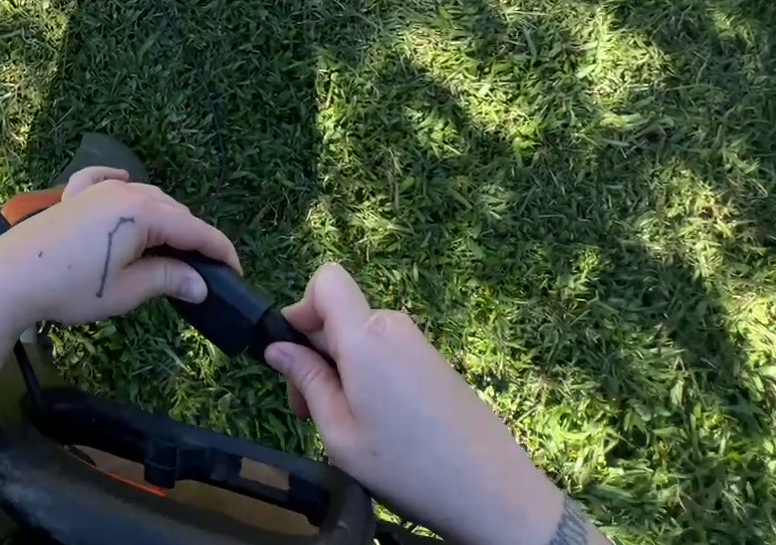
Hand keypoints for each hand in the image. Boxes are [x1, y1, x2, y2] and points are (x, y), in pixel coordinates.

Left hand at [0, 168, 238, 462]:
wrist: (12, 276)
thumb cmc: (71, 287)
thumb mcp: (127, 290)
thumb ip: (168, 279)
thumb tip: (201, 282)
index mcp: (142, 212)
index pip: (193, 229)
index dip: (219, 250)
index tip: (236, 272)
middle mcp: (124, 191)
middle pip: (172, 210)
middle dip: (192, 236)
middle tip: (205, 268)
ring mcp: (96, 189)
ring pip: (143, 195)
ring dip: (163, 216)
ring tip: (173, 244)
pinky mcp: (72, 196)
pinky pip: (103, 180)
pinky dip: (118, 182)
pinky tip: (122, 181)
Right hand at [263, 263, 572, 544]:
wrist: (499, 497)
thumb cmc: (409, 467)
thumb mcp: (340, 433)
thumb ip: (306, 381)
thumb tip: (276, 347)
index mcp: (365, 336)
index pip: (326, 279)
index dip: (302, 306)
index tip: (295, 353)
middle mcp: (391, 327)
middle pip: (337, 316)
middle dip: (315, 354)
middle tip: (309, 412)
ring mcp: (416, 343)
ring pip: (358, 338)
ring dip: (340, 370)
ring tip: (347, 426)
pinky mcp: (433, 362)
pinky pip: (383, 352)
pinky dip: (368, 377)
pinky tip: (379, 426)